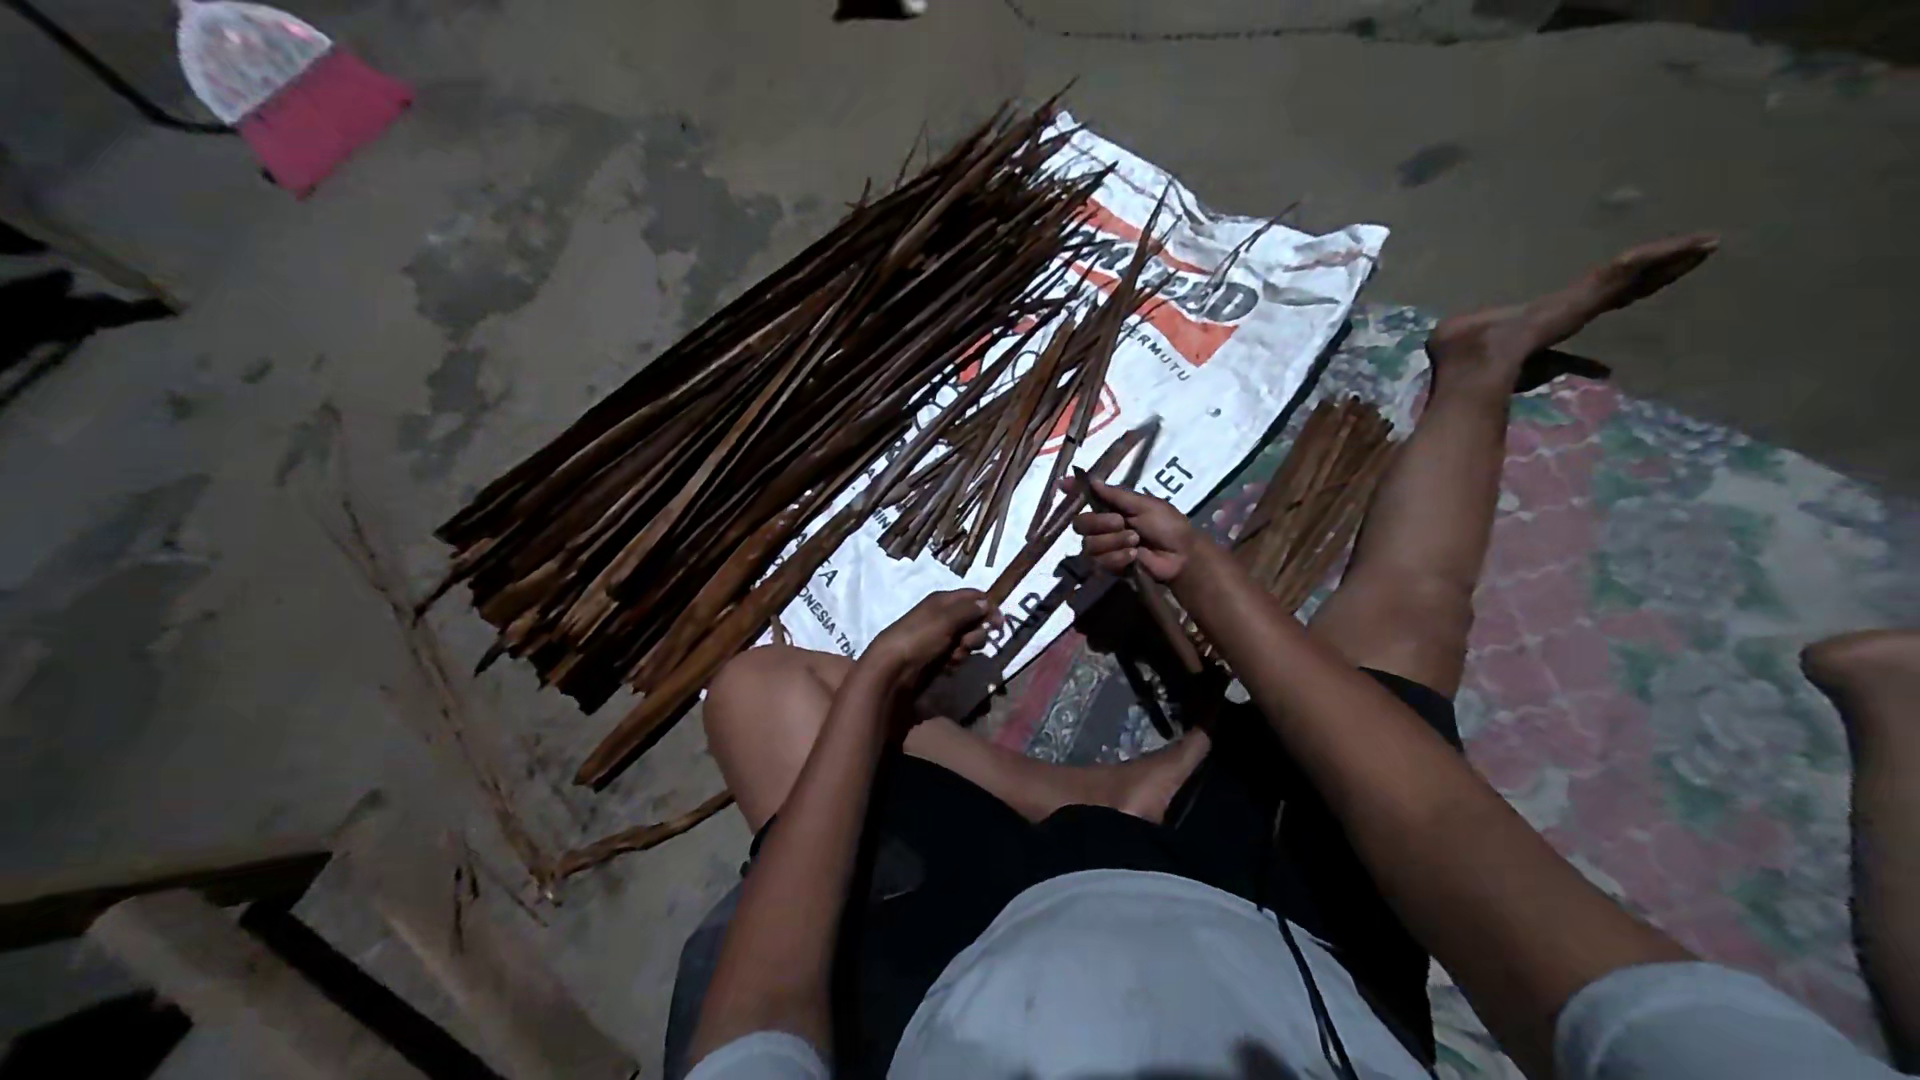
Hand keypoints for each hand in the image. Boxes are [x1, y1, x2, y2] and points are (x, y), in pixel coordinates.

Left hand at [863, 589, 1000, 688]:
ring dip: (965, 650)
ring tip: (951, 657)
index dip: (989, 607)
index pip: (974, 596)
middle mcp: (943, 617)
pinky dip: (955, 661)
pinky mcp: (938, 656)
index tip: (999, 625)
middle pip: (974, 621)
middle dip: (975, 634)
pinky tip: (946, 666)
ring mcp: (940, 637)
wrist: (892, 669)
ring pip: (967, 641)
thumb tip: (987, 602)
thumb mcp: (945, 619)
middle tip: (964, 643)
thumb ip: (968, 610)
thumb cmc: (919, 638)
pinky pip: (957, 655)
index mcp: (943, 601)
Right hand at [1069, 478, 1198, 582]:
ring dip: (1114, 542)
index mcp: (1111, 507)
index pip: (1086, 497)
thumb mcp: (1145, 505)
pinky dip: (1117, 557)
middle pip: (1080, 523)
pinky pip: (1100, 561)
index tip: (1064, 484)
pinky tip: (1133, 556)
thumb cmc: (1167, 524)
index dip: (1073, 491)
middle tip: (1121, 523)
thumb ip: (1117, 495)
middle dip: (1100, 523)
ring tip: (1135, 542)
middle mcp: (1103, 526)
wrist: (1180, 554)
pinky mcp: (1109, 566)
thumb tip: (1092, 480)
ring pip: (1089, 544)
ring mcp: (1104, 547)